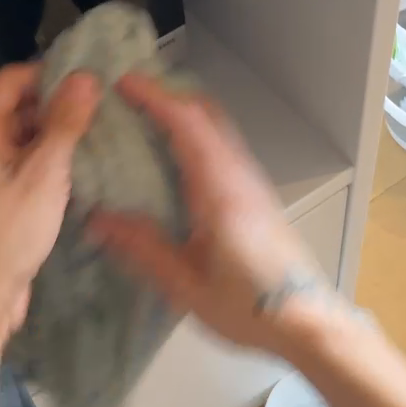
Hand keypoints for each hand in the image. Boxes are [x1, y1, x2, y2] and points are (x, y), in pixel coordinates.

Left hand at [0, 63, 99, 348]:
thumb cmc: (5, 236)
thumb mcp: (44, 176)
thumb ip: (65, 123)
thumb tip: (85, 76)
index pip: (13, 78)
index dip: (52, 77)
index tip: (93, 89)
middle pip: (14, 109)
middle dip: (56, 112)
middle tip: (102, 121)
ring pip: (16, 142)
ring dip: (50, 144)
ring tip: (95, 149)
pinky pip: (11, 171)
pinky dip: (38, 170)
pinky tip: (72, 181)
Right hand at [87, 73, 343, 354]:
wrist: (310, 323)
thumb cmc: (250, 307)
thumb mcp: (186, 286)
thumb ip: (143, 248)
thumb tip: (95, 218)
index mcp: (220, 190)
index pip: (188, 124)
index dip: (155, 97)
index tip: (121, 83)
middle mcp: (239, 175)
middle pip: (206, 113)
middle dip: (167, 96)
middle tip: (125, 99)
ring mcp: (252, 181)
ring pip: (217, 127)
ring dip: (182, 113)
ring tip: (140, 122)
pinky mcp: (256, 194)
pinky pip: (222, 146)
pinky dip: (193, 133)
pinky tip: (170, 158)